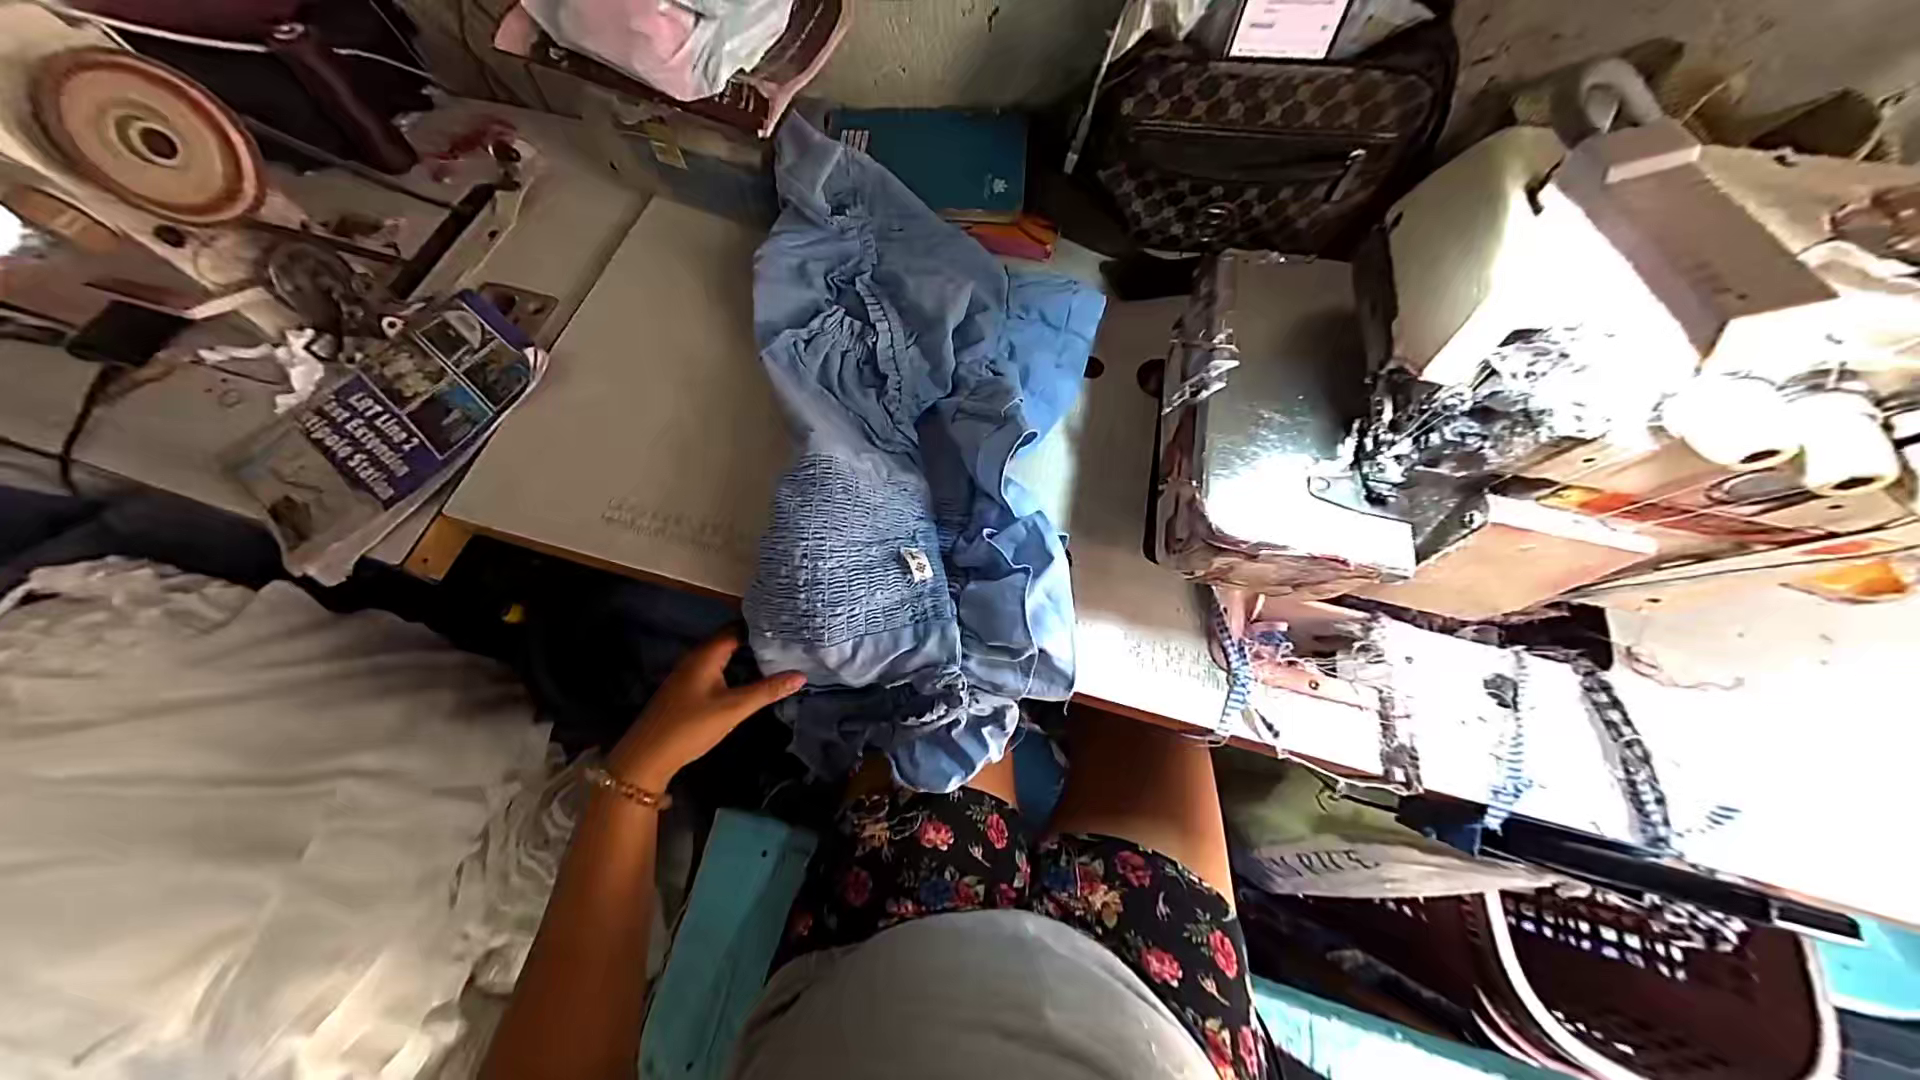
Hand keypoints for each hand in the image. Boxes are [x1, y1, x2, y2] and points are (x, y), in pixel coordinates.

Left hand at [607, 629, 804, 790]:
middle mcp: (696, 657)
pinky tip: (749, 677)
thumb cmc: (691, 726)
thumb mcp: (734, 709)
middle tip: (787, 640)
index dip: (761, 624)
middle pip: (730, 639)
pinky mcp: (686, 689)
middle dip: (756, 639)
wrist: (646, 757)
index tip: (787, 624)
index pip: (737, 627)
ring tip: (775, 655)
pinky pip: (716, 667)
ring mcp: (688, 673)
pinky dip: (734, 667)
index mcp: (706, 654)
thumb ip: (767, 690)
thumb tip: (801, 675)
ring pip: (722, 655)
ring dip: (745, 654)